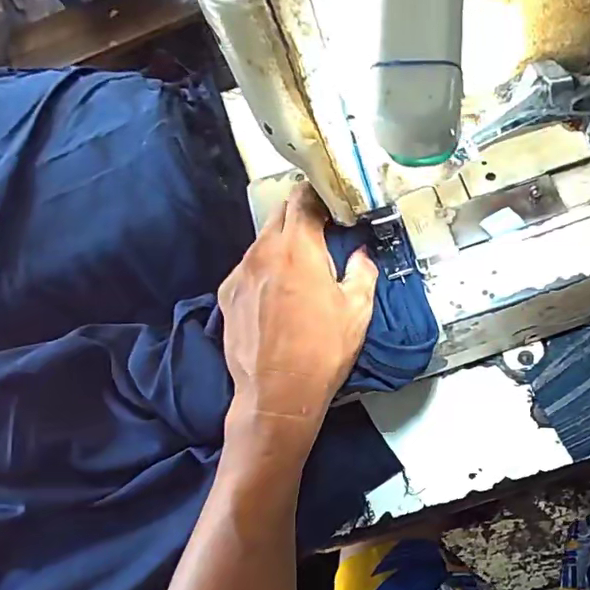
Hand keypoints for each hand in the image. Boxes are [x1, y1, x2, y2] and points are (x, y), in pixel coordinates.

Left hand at [217, 183, 377, 439]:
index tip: (333, 204)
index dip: (320, 195)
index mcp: (297, 249)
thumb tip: (360, 256)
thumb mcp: (358, 311)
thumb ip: (362, 272)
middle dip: (301, 215)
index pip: (303, 199)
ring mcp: (240, 274)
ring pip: (262, 242)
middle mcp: (262, 253)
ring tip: (302, 267)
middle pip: (279, 214)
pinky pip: (248, 268)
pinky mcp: (227, 296)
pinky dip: (264, 269)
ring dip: (282, 244)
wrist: (277, 395)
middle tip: (322, 231)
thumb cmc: (321, 353)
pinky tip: (278, 293)